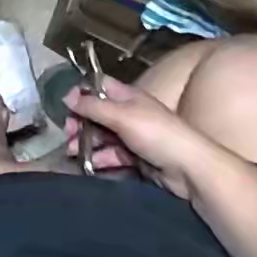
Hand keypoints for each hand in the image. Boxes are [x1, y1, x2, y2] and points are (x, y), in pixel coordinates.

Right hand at [65, 76, 221, 198]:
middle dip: (80, 121)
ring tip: (72, 151)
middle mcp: (129, 113)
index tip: (66, 104)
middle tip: (68, 132)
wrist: (190, 170)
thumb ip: (93, 106)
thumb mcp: (122, 115)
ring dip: (86, 142)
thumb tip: (67, 96)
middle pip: (97, 113)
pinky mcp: (136, 159)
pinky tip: (88, 166)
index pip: (99, 86)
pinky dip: (99, 159)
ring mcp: (132, 137)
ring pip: (102, 136)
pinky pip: (112, 156)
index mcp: (127, 96)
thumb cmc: (156, 133)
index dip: (82, 92)